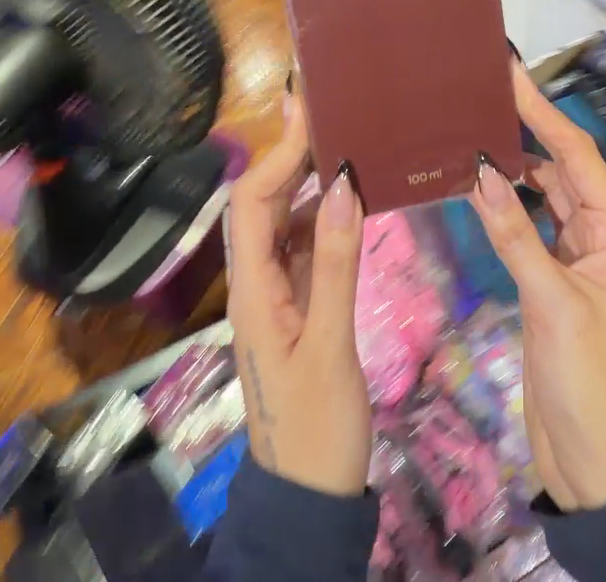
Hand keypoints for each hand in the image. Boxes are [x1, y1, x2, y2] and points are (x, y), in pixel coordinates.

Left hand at [224, 94, 371, 496]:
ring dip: (311, 186)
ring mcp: (277, 296)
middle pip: (264, 206)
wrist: (311, 491)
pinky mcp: (299, 309)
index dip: (277, 156)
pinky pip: (307, 251)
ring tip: (347, 146)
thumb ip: (336, 265)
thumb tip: (345, 188)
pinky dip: (327, 222)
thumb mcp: (329, 344)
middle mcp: (257, 283)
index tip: (310, 114)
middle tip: (330, 115)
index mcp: (252, 290)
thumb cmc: (318, 424)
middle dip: (291, 159)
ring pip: (286, 226)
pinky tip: (354, 204)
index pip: (252, 203)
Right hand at [467, 63, 605, 511]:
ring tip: (472, 127)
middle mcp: (596, 235)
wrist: (593, 455)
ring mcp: (570, 258)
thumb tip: (481, 172)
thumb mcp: (553, 305)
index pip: (576, 156)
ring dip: (513, 164)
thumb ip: (516, 238)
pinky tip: (477, 186)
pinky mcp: (547, 281)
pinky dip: (503, 205)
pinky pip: (526, 227)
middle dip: (527, 128)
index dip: (544, 112)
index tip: (510, 74)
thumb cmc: (589, 380)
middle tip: (482, 91)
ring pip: (541, 195)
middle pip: (560, 167)